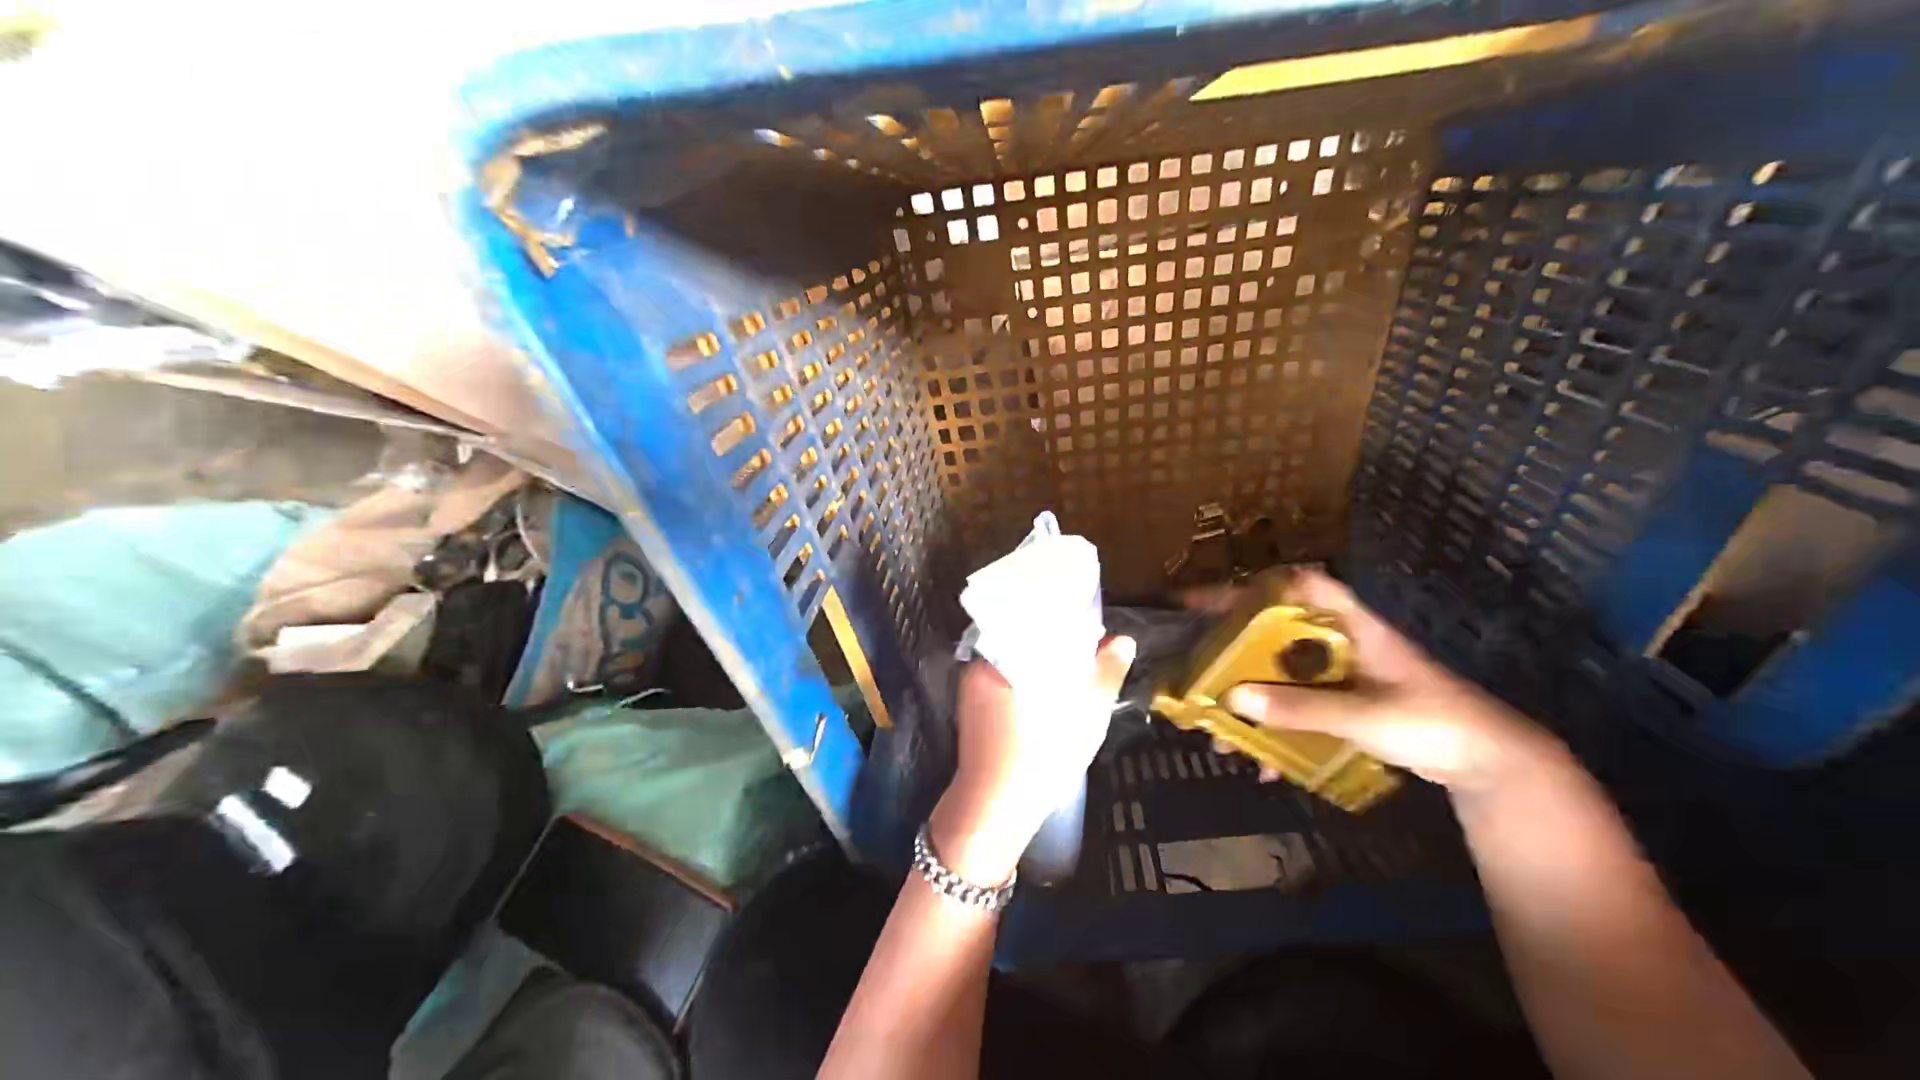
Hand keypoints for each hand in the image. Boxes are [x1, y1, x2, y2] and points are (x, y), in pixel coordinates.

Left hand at [929, 636, 1135, 885]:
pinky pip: (999, 678)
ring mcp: (972, 684)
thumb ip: (1106, 671)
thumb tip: (1123, 640)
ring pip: (1010, 658)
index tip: (1086, 626)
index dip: (1062, 618)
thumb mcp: (1088, 711)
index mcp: (1008, 651)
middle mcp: (983, 660)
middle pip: (1021, 636)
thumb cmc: (1046, 752)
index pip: (1033, 617)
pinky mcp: (969, 705)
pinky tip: (1042, 695)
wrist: (999, 802)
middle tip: (1082, 650)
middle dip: (1050, 640)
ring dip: (1035, 661)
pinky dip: (1021, 679)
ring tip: (1066, 671)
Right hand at [1222, 569, 1566, 797]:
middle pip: (1274, 634)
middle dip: (1233, 657)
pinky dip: (1275, 731)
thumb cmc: (1435, 722)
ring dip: (1249, 703)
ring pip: (1280, 676)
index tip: (1201, 603)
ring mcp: (1338, 677)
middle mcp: (1338, 644)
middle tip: (1197, 676)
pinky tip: (1264, 764)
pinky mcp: (1341, 705)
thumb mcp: (1366, 716)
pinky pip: (1295, 708)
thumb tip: (1235, 699)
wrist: (1489, 766)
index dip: (1249, 587)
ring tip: (1221, 736)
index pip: (1297, 586)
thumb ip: (1303, 709)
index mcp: (1350, 626)